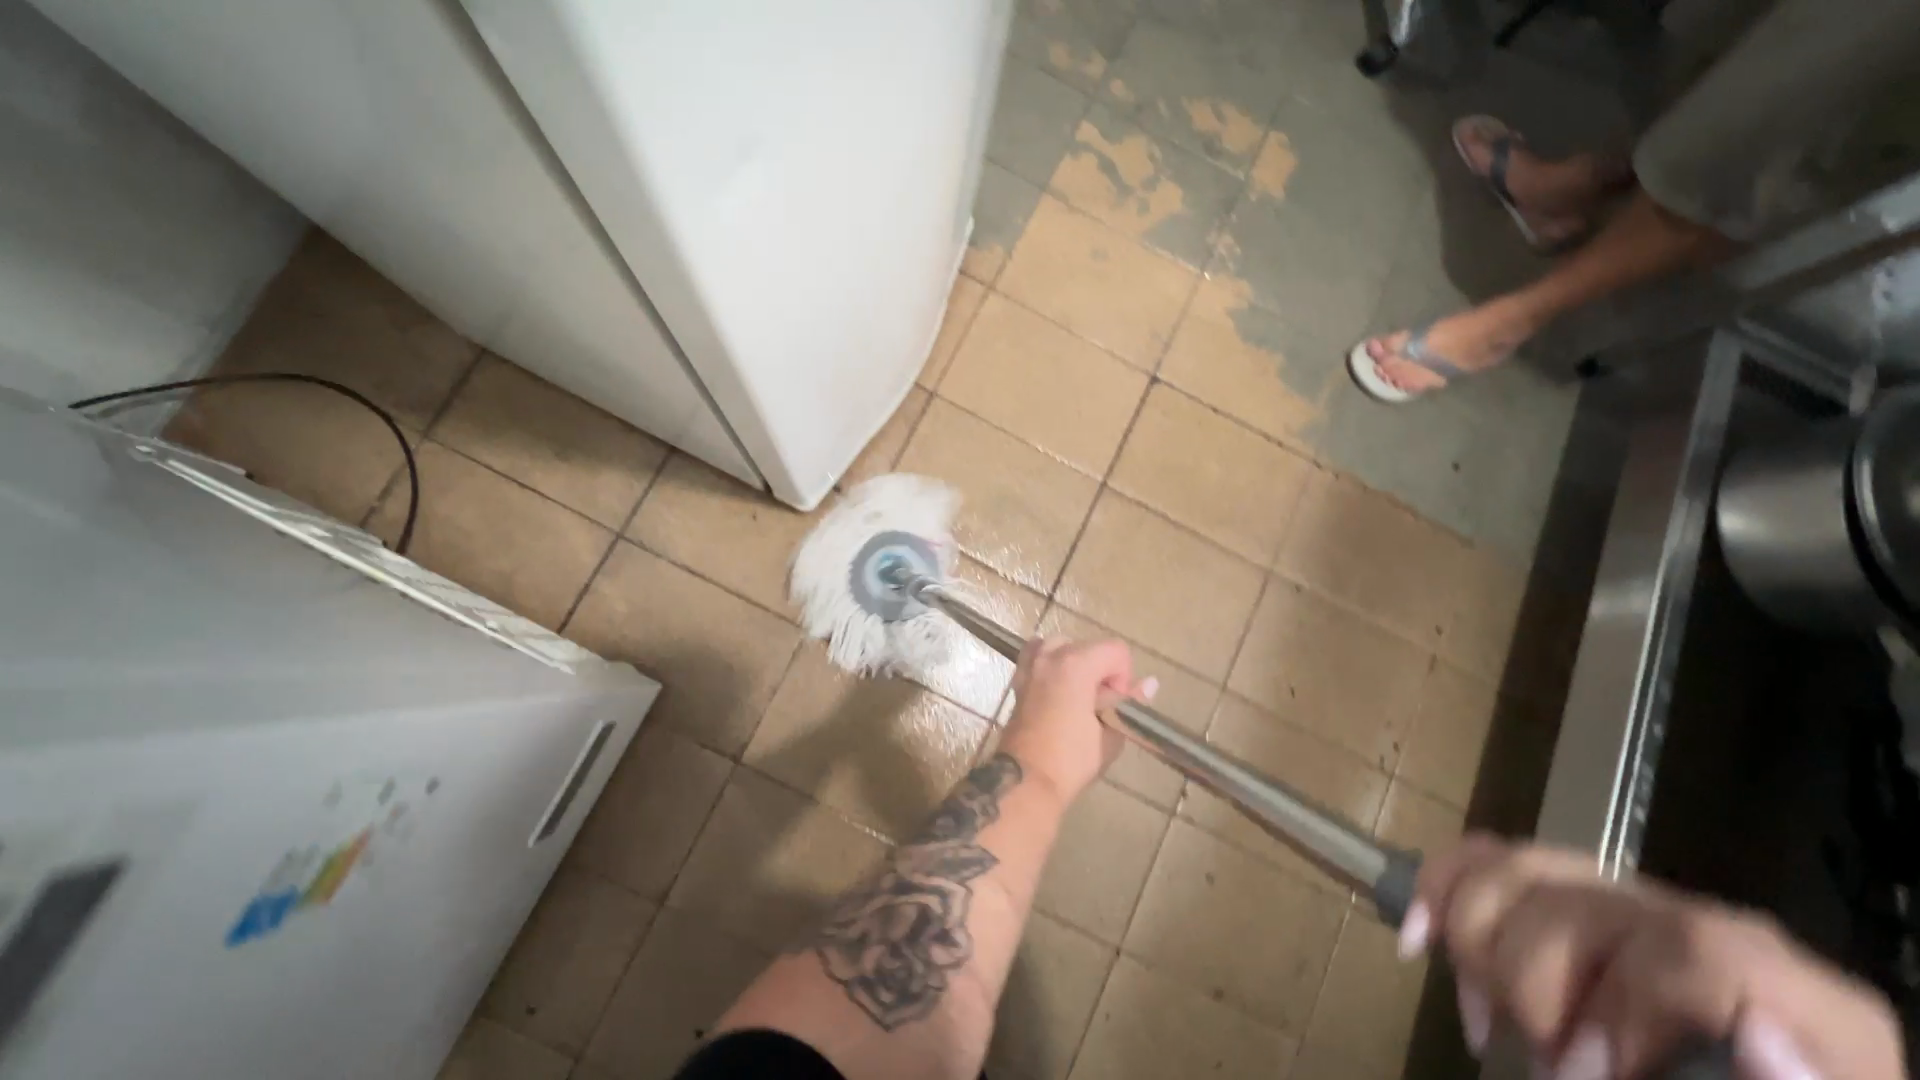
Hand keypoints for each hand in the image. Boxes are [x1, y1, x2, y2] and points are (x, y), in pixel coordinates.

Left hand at [998, 637, 1151, 803]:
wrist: (1026, 779)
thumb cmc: (1072, 759)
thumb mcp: (1110, 735)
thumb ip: (1128, 703)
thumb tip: (1150, 683)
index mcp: (1076, 664)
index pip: (1116, 650)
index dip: (1124, 676)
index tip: (1117, 705)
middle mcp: (1050, 655)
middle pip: (1089, 647)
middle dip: (1102, 671)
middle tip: (1101, 706)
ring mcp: (1030, 665)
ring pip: (1062, 646)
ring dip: (1076, 665)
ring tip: (1080, 697)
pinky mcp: (1017, 680)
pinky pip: (1039, 658)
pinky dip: (1053, 667)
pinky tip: (1059, 694)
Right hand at [1399, 835, 1902, 1079]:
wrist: (1712, 1079)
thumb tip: (1764, 1040)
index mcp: (1780, 988)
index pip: (1690, 944)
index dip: (1611, 1005)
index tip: (1568, 1074)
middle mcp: (1694, 921)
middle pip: (1578, 900)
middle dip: (1525, 982)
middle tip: (1534, 1061)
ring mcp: (1622, 903)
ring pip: (1514, 866)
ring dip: (1473, 943)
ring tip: (1491, 1023)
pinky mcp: (1567, 901)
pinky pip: (1486, 860)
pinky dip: (1439, 894)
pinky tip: (1421, 946)